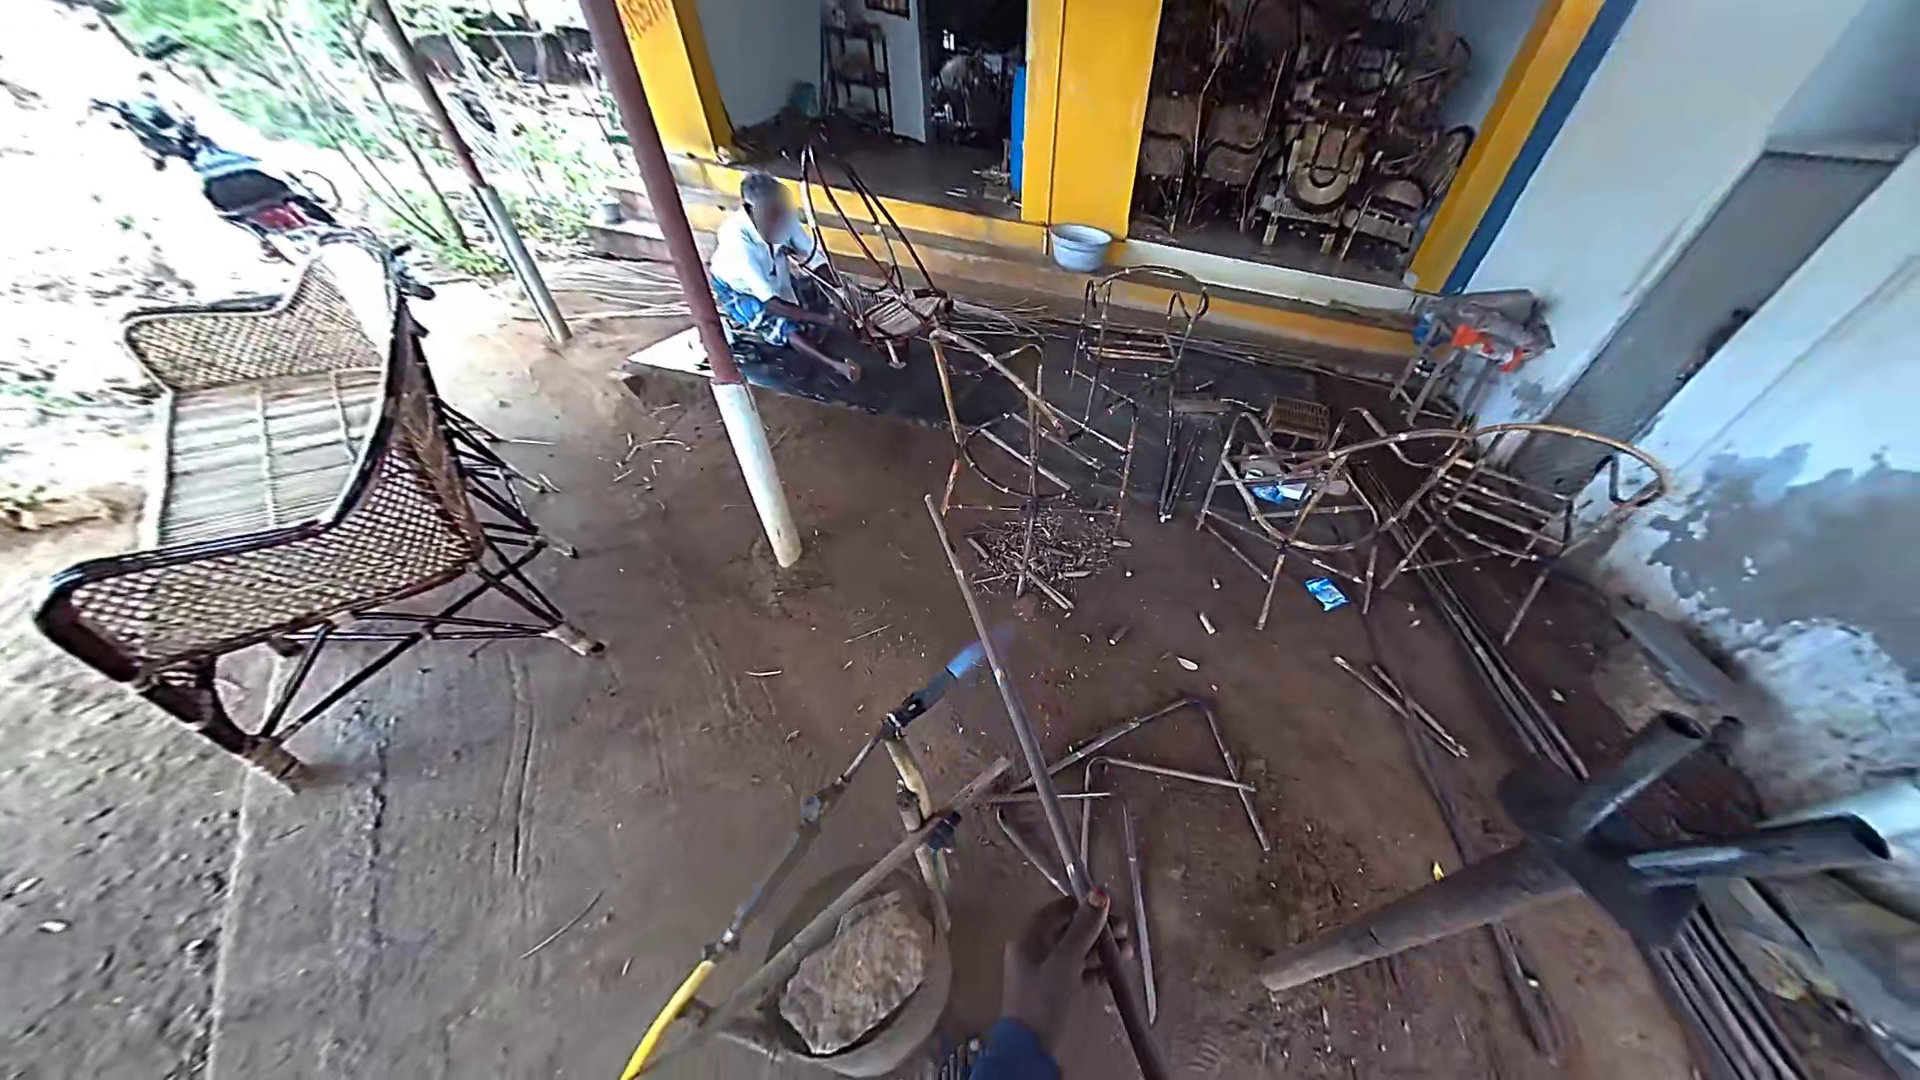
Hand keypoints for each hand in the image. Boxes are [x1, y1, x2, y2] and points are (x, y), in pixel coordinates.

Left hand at [1001, 890, 1110, 1050]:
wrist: (1028, 1051)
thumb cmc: (1044, 996)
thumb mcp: (1066, 959)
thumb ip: (1084, 927)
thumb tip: (1099, 892)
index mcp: (1031, 933)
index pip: (1061, 908)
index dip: (1086, 905)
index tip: (1112, 907)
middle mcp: (1036, 946)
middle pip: (1071, 928)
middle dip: (1099, 928)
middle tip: (1126, 931)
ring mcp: (1045, 969)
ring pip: (1077, 949)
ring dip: (1101, 948)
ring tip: (1129, 951)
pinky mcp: (1055, 989)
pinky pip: (1077, 970)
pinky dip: (1095, 968)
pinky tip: (1115, 970)